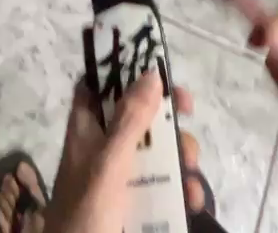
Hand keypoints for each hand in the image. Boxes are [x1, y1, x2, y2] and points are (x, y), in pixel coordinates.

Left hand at [48, 70, 207, 232]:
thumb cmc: (85, 213)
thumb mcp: (108, 164)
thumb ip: (130, 120)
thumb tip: (151, 71)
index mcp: (86, 128)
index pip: (99, 83)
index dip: (124, 68)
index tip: (156, 65)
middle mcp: (102, 148)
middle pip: (136, 114)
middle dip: (165, 114)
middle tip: (188, 111)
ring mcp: (119, 179)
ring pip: (155, 151)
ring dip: (180, 154)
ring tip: (191, 170)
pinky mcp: (135, 208)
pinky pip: (164, 187)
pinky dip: (181, 189)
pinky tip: (192, 201)